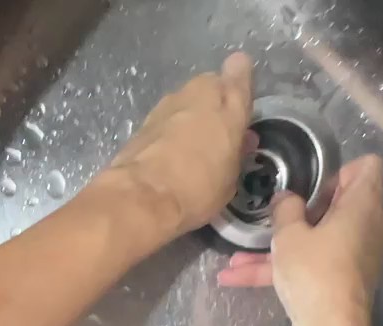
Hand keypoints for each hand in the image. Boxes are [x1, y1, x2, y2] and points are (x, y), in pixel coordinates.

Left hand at [87, 53, 254, 242]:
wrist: (144, 198)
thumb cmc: (199, 188)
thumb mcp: (230, 176)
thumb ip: (235, 149)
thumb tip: (237, 142)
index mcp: (230, 102)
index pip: (240, 69)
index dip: (237, 84)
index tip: (235, 106)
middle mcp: (199, 92)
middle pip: (209, 87)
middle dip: (211, 107)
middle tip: (211, 137)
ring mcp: (167, 104)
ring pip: (183, 104)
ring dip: (185, 120)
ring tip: (184, 152)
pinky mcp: (142, 121)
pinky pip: (162, 123)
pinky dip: (164, 135)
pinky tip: (162, 160)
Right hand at [217, 155, 382, 325]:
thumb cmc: (314, 272)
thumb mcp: (289, 237)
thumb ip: (285, 210)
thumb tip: (286, 198)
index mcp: (362, 204)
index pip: (366, 166)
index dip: (337, 172)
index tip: (310, 190)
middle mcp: (367, 226)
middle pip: (336, 207)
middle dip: (298, 215)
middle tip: (274, 222)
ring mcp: (356, 256)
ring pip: (315, 242)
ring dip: (276, 250)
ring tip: (234, 260)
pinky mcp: (343, 280)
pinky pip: (312, 265)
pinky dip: (282, 270)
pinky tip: (238, 279)